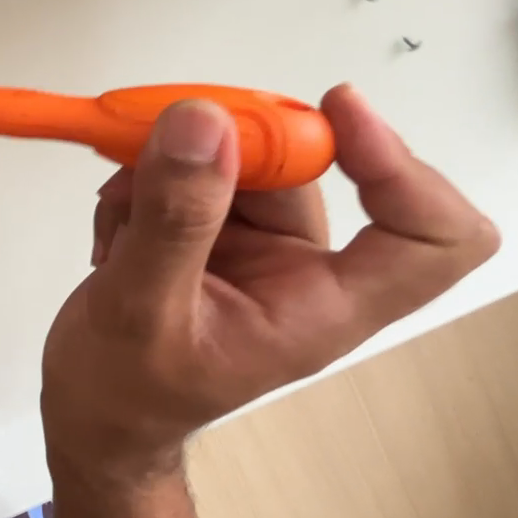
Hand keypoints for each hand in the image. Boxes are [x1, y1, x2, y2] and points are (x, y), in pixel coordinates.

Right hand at [42, 85, 499, 481]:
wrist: (88, 410)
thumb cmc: (123, 390)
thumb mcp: (141, 307)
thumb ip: (174, 219)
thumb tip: (201, 121)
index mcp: (321, 305)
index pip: (429, 236)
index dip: (402, 167)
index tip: (334, 107)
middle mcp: (299, 269)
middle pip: (304, 173)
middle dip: (225, 155)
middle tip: (151, 152)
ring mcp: (250, 250)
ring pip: (235, 167)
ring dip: (163, 173)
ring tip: (115, 214)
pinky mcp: (205, 237)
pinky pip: (189, 178)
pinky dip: (143, 187)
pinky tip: (111, 229)